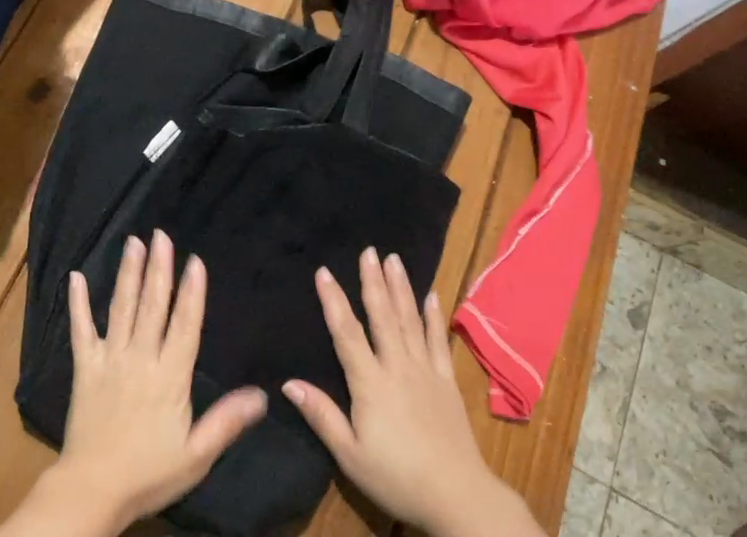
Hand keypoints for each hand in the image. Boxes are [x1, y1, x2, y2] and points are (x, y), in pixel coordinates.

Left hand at [1, 231, 266, 536]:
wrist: (93, 488)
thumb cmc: (150, 473)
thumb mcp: (197, 454)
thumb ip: (227, 421)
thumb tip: (262, 394)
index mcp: (170, 377)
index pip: (185, 325)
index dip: (191, 292)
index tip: (194, 261)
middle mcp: (140, 358)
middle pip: (152, 306)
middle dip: (158, 268)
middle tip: (161, 234)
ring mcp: (109, 360)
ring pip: (121, 309)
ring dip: (127, 274)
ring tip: (133, 242)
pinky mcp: (84, 368)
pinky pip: (80, 330)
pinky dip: (78, 303)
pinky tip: (76, 277)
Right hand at [282, 248, 540, 536]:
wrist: (457, 496)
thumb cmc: (396, 477)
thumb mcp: (350, 454)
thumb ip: (321, 415)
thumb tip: (288, 383)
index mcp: (370, 383)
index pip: (347, 333)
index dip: (334, 301)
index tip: (324, 271)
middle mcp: (398, 367)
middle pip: (383, 317)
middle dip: (373, 282)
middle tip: (369, 250)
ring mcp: (426, 372)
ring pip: (410, 321)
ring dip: (401, 288)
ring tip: (394, 260)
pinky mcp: (447, 382)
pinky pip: (438, 342)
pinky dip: (433, 317)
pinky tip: (431, 295)